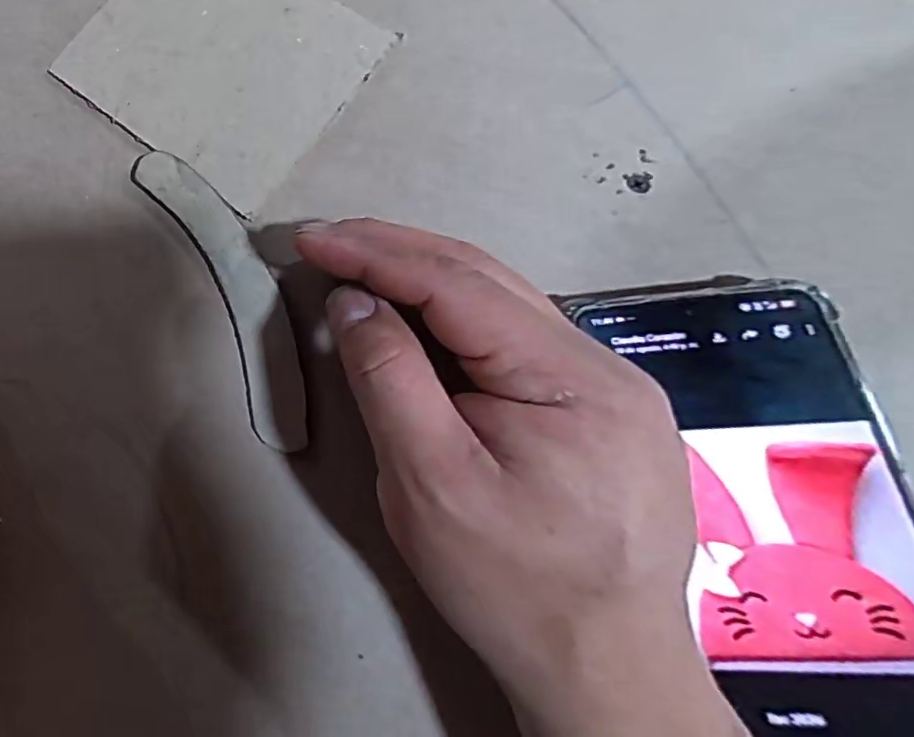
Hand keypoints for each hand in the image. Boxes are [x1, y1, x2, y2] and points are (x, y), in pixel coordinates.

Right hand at [295, 219, 745, 736]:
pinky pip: (502, 329)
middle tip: (321, 238)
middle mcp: (600, 366)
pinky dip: (440, 304)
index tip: (308, 239)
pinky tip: (405, 304)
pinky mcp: (588, 404)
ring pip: (494, 297)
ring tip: (351, 258)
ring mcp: (602, 384)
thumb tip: (351, 300)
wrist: (606, 675)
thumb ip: (387, 376)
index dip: (374, 253)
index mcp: (573, 381)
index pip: (456, 287)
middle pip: (481, 277)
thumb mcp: (427, 479)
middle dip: (392, 248)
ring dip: (415, 270)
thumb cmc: (510, 582)